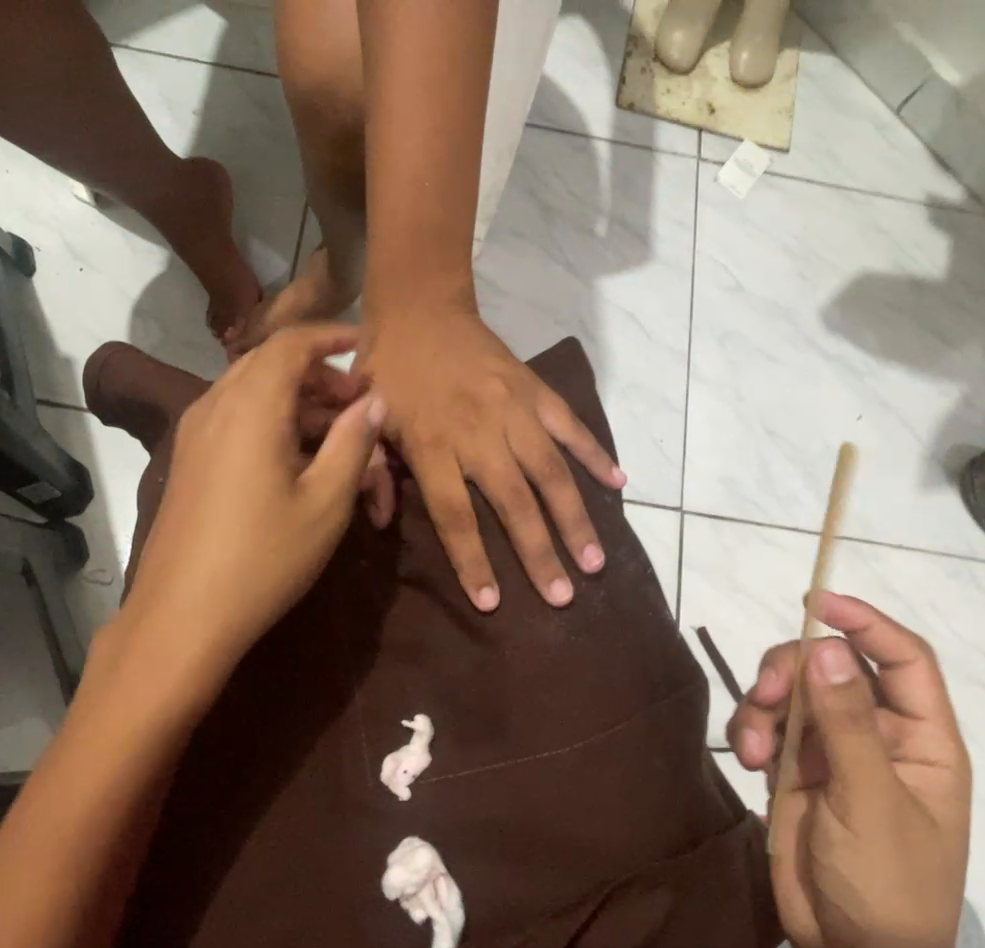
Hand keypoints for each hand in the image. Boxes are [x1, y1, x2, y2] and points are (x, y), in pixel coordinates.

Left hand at [123, 324, 384, 671]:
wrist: (182, 615)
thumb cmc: (264, 558)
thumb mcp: (325, 502)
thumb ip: (353, 442)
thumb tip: (374, 401)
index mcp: (251, 406)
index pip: (291, 343)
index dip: (331, 337)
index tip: (365, 347)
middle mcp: (215, 406)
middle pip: (270, 365)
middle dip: (319, 376)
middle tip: (359, 405)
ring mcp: (195, 434)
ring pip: (252, 394)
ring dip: (298, 403)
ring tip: (339, 439)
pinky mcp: (188, 461)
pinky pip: (235, 420)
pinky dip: (272, 423)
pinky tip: (299, 461)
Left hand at [359, 307, 625, 610]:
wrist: (419, 306)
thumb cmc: (386, 368)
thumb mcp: (366, 419)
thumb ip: (373, 470)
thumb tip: (382, 522)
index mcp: (431, 445)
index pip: (455, 515)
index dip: (474, 561)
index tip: (493, 603)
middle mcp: (478, 433)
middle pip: (514, 503)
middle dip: (539, 553)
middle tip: (563, 597)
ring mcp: (513, 409)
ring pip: (550, 472)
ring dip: (575, 518)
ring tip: (595, 560)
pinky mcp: (535, 389)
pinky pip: (571, 425)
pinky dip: (595, 453)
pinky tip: (619, 484)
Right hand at [728, 593, 972, 947]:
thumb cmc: (887, 883)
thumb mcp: (870, 800)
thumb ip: (847, 721)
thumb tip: (827, 644)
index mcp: (922, 740)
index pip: (904, 660)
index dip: (866, 623)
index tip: (817, 600)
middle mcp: (878, 736)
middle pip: (833, 668)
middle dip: (793, 671)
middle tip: (766, 693)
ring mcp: (833, 753)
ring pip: (793, 694)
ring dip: (765, 706)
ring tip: (752, 748)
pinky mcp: (795, 772)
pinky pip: (768, 727)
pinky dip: (752, 732)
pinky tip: (747, 761)